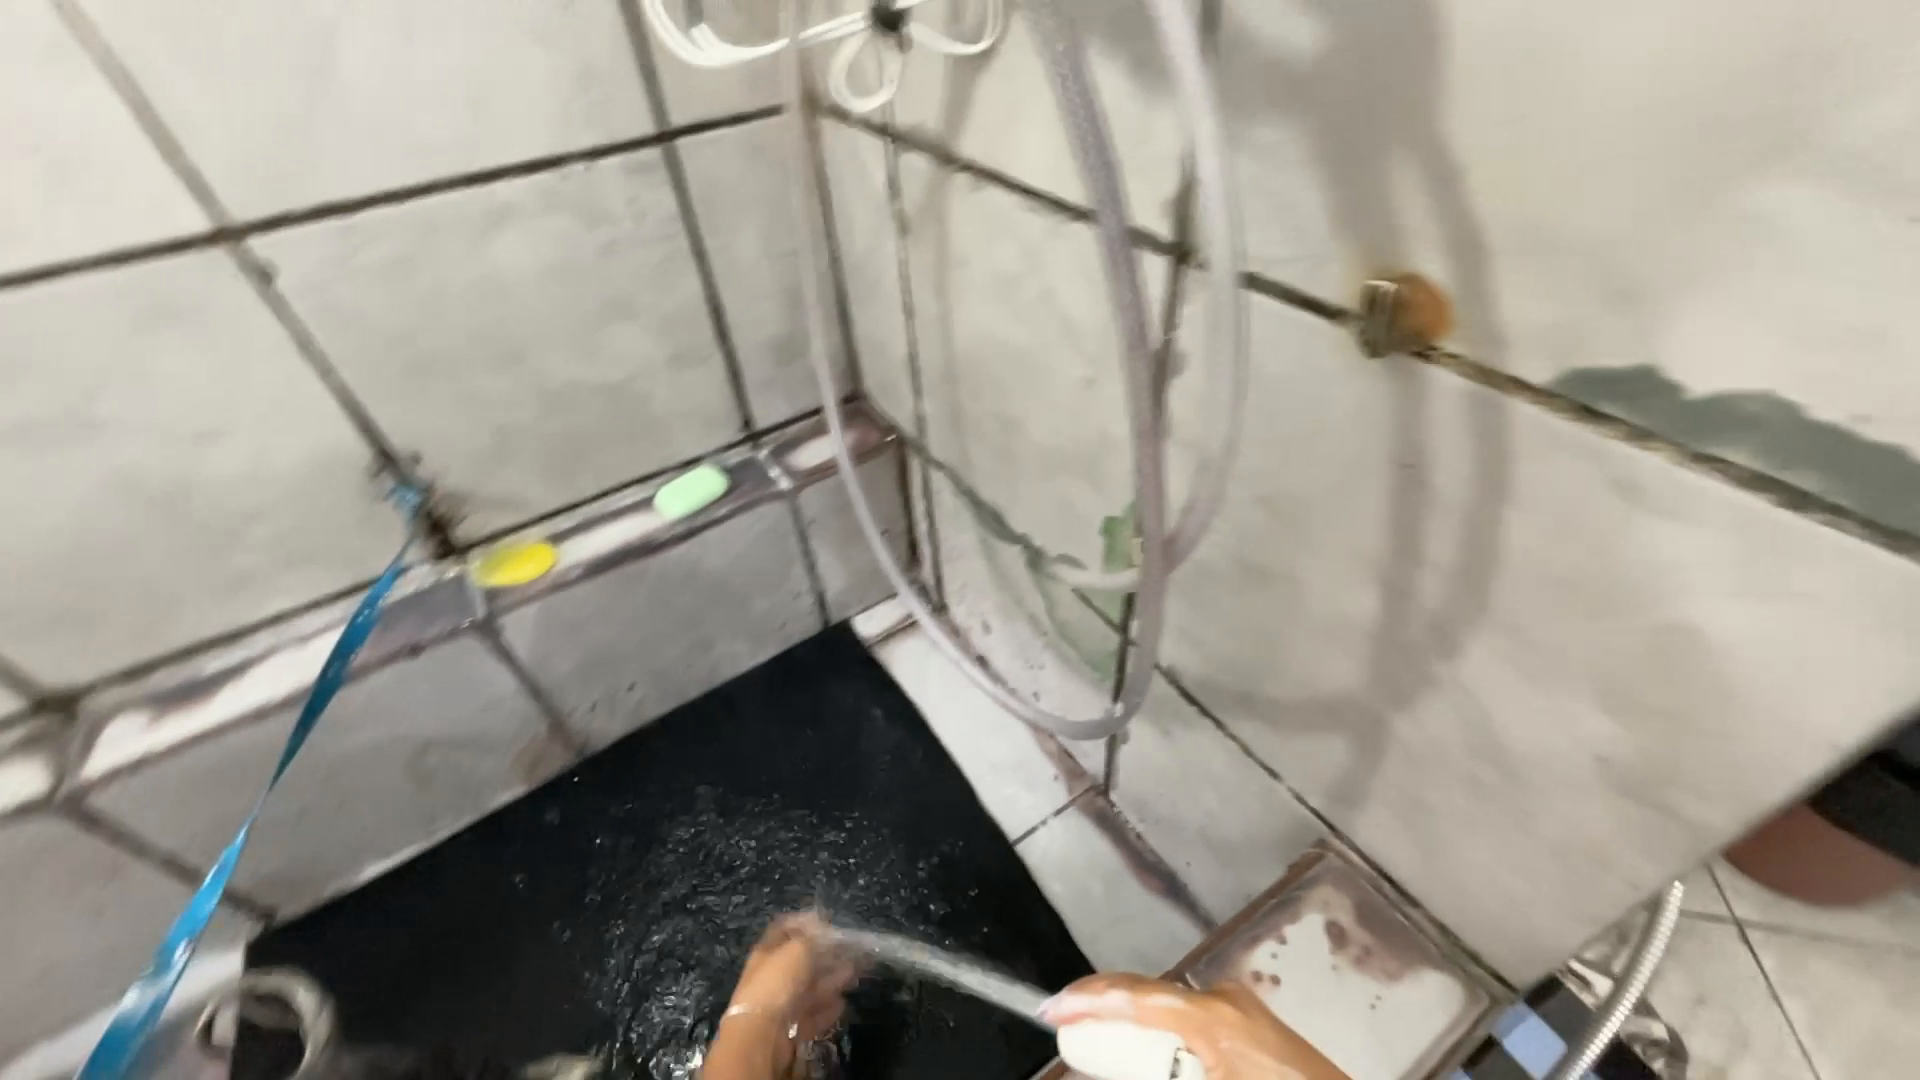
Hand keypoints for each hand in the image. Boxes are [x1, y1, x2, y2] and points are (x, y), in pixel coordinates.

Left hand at [719, 914, 859, 1064]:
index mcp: (768, 951)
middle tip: (851, 951)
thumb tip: (828, 934)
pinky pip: (812, 1013)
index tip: (829, 921)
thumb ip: (815, 938)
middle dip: (828, 955)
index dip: (806, 923)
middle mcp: (772, 975)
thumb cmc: (778, 982)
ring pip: (810, 987)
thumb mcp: (798, 948)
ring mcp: (780, 1003)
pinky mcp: (790, 1027)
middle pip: (803, 961)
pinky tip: (842, 1004)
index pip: (786, 930)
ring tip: (854, 975)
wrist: (763, 1035)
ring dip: (832, 980)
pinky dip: (827, 1008)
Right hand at [1041, 974, 1344, 1079]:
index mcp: (1211, 1017)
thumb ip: (1150, 1069)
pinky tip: (1153, 1052)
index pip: (1134, 997)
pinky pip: (1193, 1020)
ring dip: (1132, 1022)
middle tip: (1066, 1024)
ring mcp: (1242, 1008)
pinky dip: (1163, 1033)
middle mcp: (1224, 1000)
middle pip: (1147, 994)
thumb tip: (1110, 1066)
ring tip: (1100, 1038)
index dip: (1087, 999)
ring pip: (1169, 1006)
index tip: (1050, 1010)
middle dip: (1102, 1006)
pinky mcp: (1254, 1023)